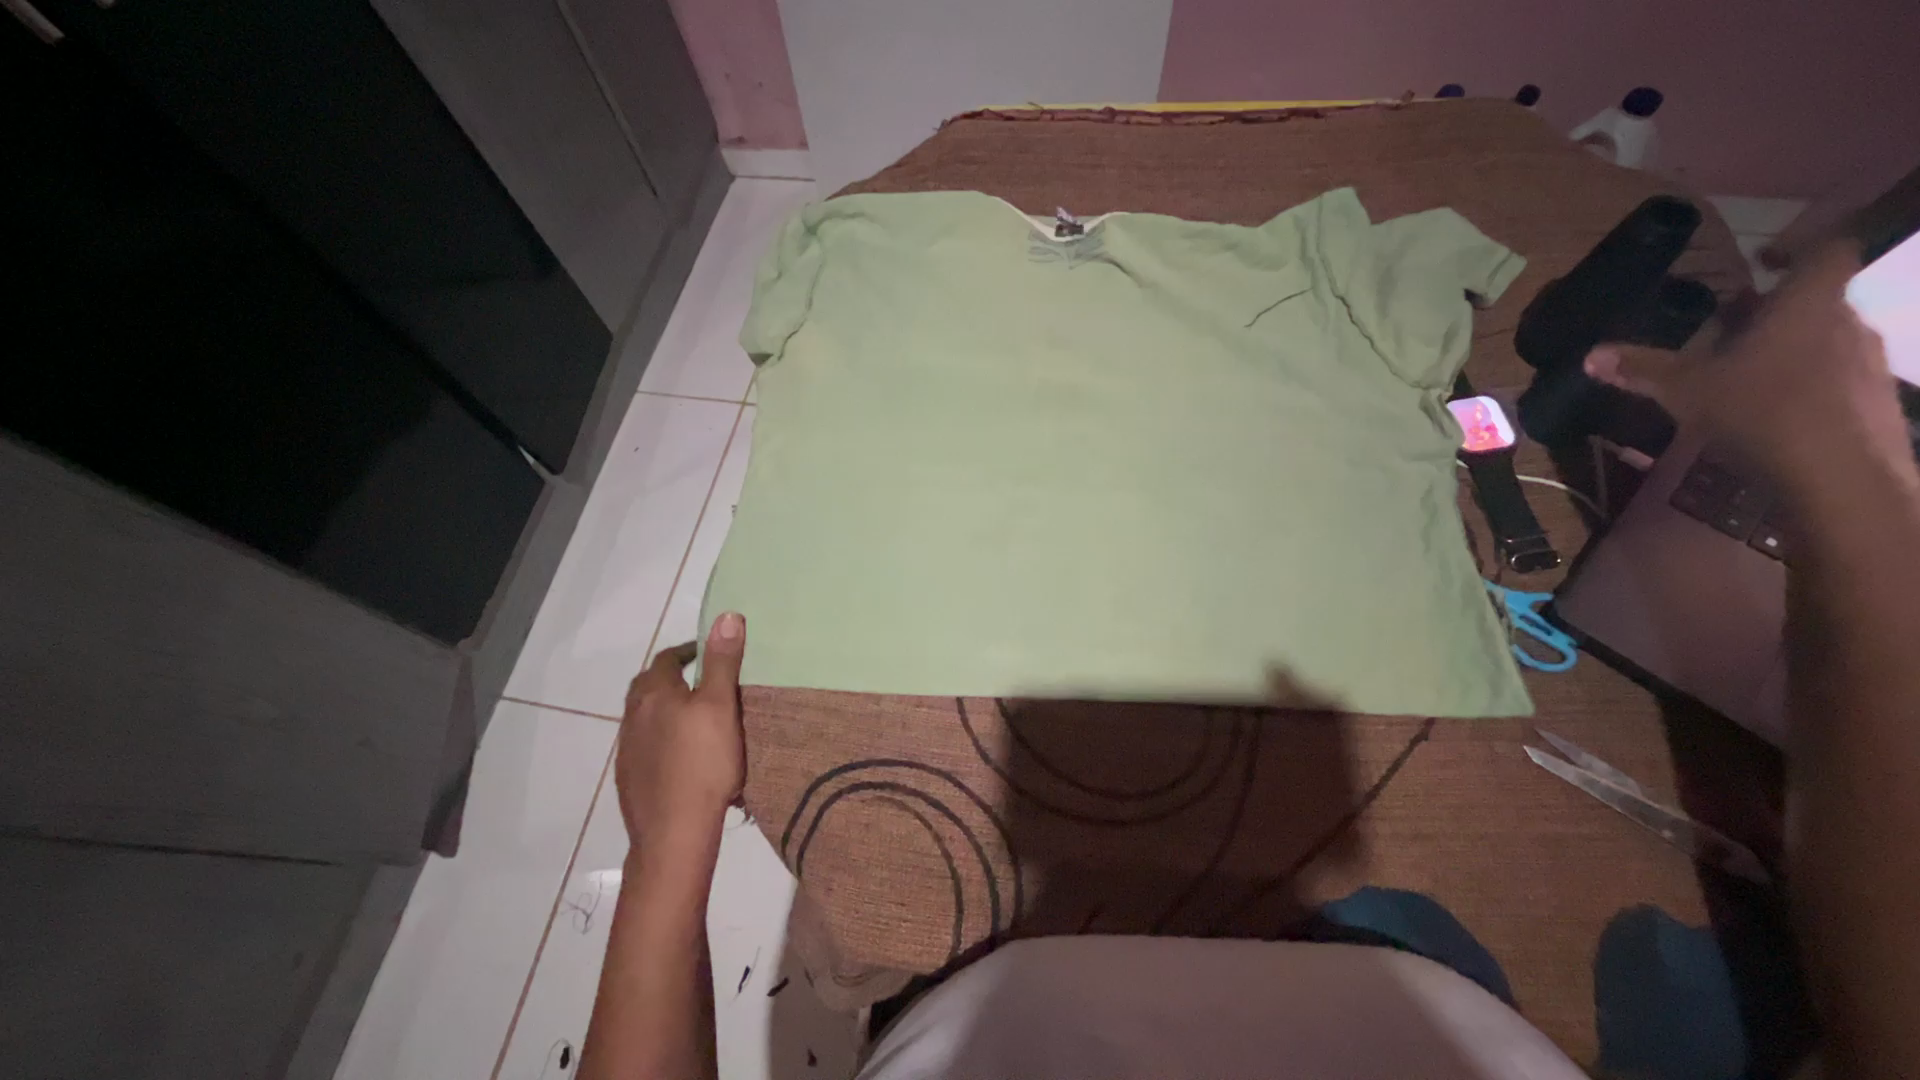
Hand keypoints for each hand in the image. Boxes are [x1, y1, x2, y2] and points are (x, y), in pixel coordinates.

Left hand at [616, 612, 747, 850]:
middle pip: (648, 685)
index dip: (688, 650)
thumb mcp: (721, 706)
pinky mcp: (629, 777)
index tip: (708, 652)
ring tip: (694, 718)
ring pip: (645, 717)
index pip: (667, 658)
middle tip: (701, 682)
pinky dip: (661, 739)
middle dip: (671, 678)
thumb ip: (722, 661)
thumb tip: (727, 615)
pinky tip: (680, 756)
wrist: (673, 832)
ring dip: (664, 710)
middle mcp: (633, 714)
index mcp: (655, 692)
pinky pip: (644, 745)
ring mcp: (627, 748)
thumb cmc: (703, 763)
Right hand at [1584, 240, 1909, 484]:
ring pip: (1828, 341)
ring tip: (1744, 376)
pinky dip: (1807, 385)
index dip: (1799, 248)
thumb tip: (1590, 355)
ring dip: (1791, 349)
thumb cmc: (1762, 412)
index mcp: (1808, 306)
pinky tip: (1773, 415)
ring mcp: (1869, 364)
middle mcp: (1848, 324)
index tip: (1763, 262)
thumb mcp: (1686, 390)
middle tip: (1730, 331)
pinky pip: (1838, 378)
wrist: (1841, 477)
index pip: (1827, 251)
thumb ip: (1643, 369)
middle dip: (1774, 313)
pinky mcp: (1876, 402)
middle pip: (1818, 302)